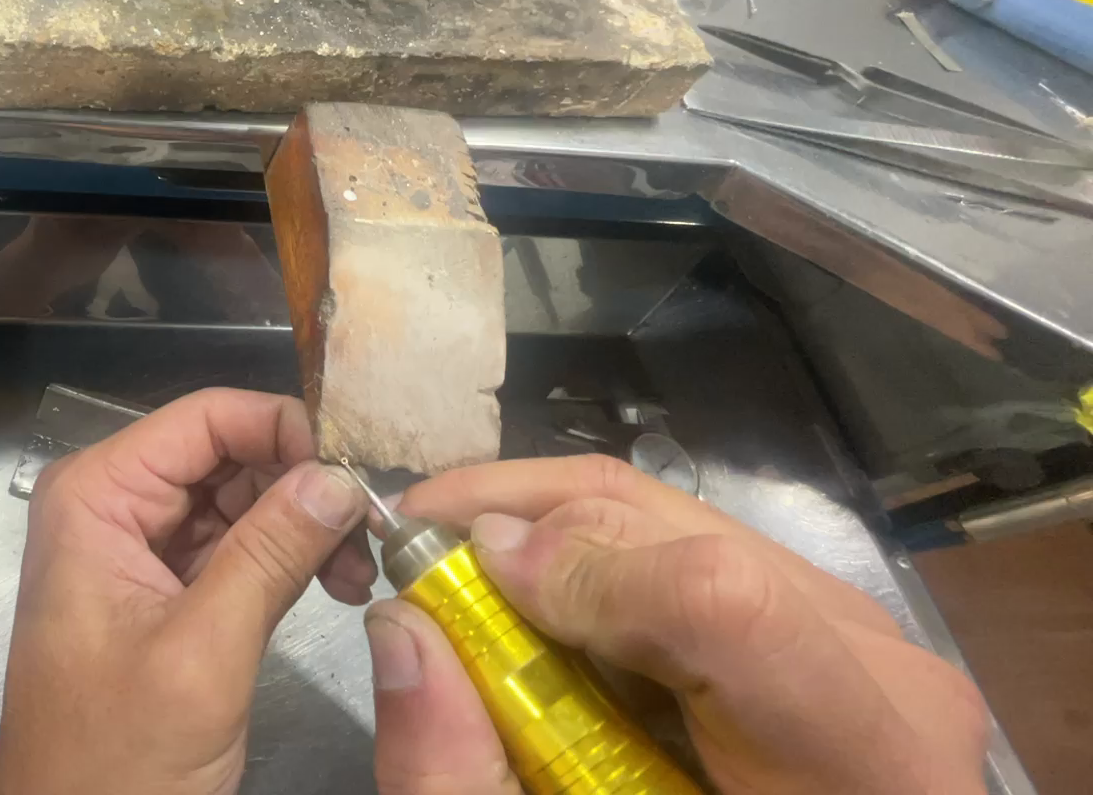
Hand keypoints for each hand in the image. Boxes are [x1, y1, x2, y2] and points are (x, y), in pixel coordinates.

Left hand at [0, 389, 375, 794]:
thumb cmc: (114, 755)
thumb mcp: (200, 654)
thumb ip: (270, 555)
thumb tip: (339, 478)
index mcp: (99, 492)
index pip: (204, 418)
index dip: (283, 427)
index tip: (355, 468)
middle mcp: (117, 498)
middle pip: (225, 451)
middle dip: (299, 482)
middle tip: (370, 525)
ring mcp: (140, 537)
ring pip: (238, 494)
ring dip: (302, 523)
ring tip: (357, 566)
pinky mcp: (166, 577)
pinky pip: (235, 539)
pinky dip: (286, 555)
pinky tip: (332, 581)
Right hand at [363, 455, 989, 794]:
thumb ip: (460, 773)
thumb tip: (400, 622)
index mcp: (850, 767)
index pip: (723, 604)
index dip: (577, 567)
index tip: (461, 577)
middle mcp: (875, 666)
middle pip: (666, 529)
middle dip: (519, 524)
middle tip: (423, 557)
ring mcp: (844, 619)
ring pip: (653, 507)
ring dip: (534, 524)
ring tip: (462, 566)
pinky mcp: (804, 599)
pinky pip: (662, 525)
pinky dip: (569, 538)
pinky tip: (526, 587)